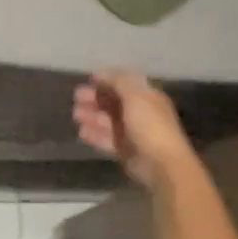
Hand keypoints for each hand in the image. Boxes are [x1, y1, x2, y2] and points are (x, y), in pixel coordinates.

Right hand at [73, 70, 197, 186]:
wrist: (161, 165)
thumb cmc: (150, 126)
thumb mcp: (136, 97)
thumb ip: (119, 82)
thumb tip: (102, 73)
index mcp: (148, 97)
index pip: (125, 84)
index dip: (108, 80)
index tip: (88, 80)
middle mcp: (140, 113)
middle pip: (115, 103)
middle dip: (96, 99)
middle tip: (76, 98)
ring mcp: (133, 133)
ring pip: (109, 121)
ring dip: (92, 116)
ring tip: (75, 115)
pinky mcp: (125, 151)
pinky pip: (107, 139)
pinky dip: (95, 135)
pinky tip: (81, 132)